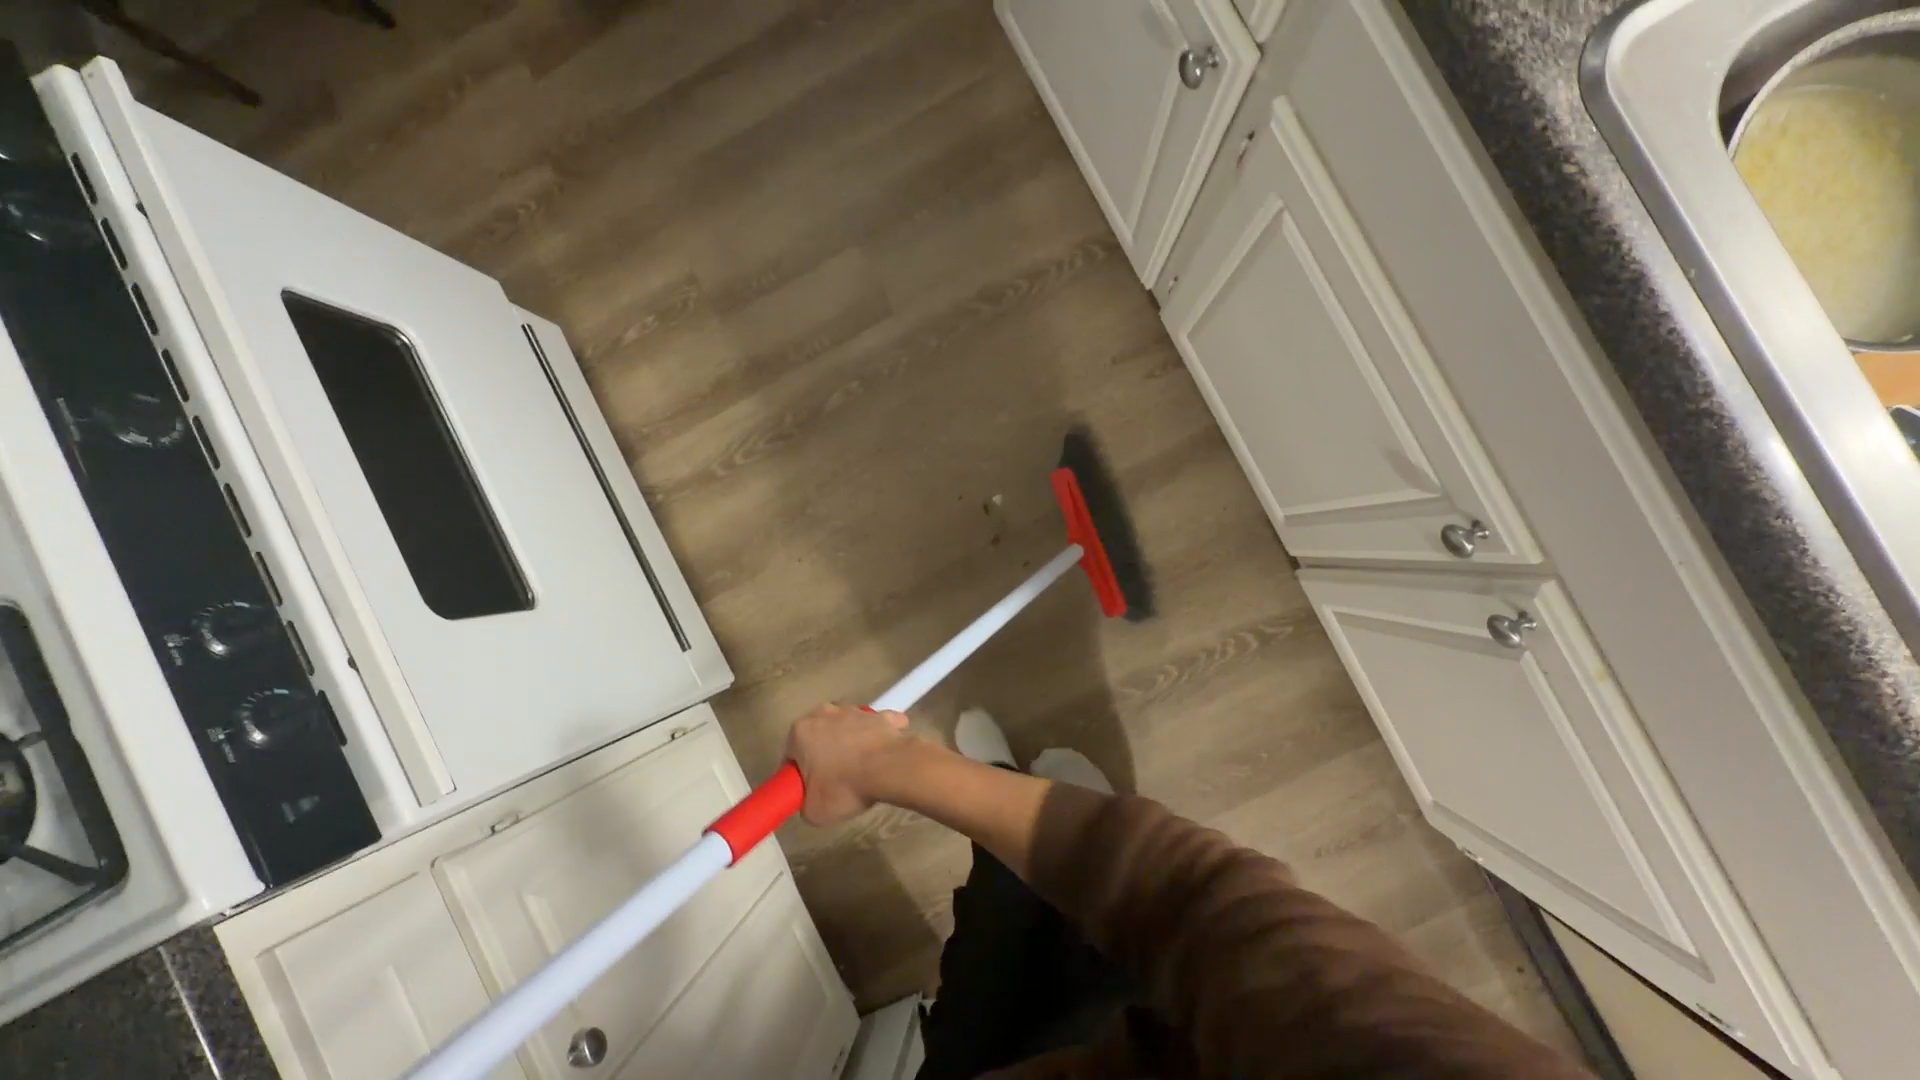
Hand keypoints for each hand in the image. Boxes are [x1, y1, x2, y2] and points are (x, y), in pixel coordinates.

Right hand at [784, 703, 910, 824]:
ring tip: (861, 767)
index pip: (791, 754)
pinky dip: (880, 734)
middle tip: (834, 780)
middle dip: (824, 753)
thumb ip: (805, 803)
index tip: (810, 789)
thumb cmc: (843, 787)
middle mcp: (825, 713)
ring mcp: (856, 710)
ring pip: (848, 726)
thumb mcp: (813, 811)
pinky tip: (883, 752)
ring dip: (851, 741)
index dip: (799, 774)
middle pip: (819, 735)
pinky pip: (878, 724)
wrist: (888, 769)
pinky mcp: (883, 714)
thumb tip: (811, 801)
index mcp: (800, 731)